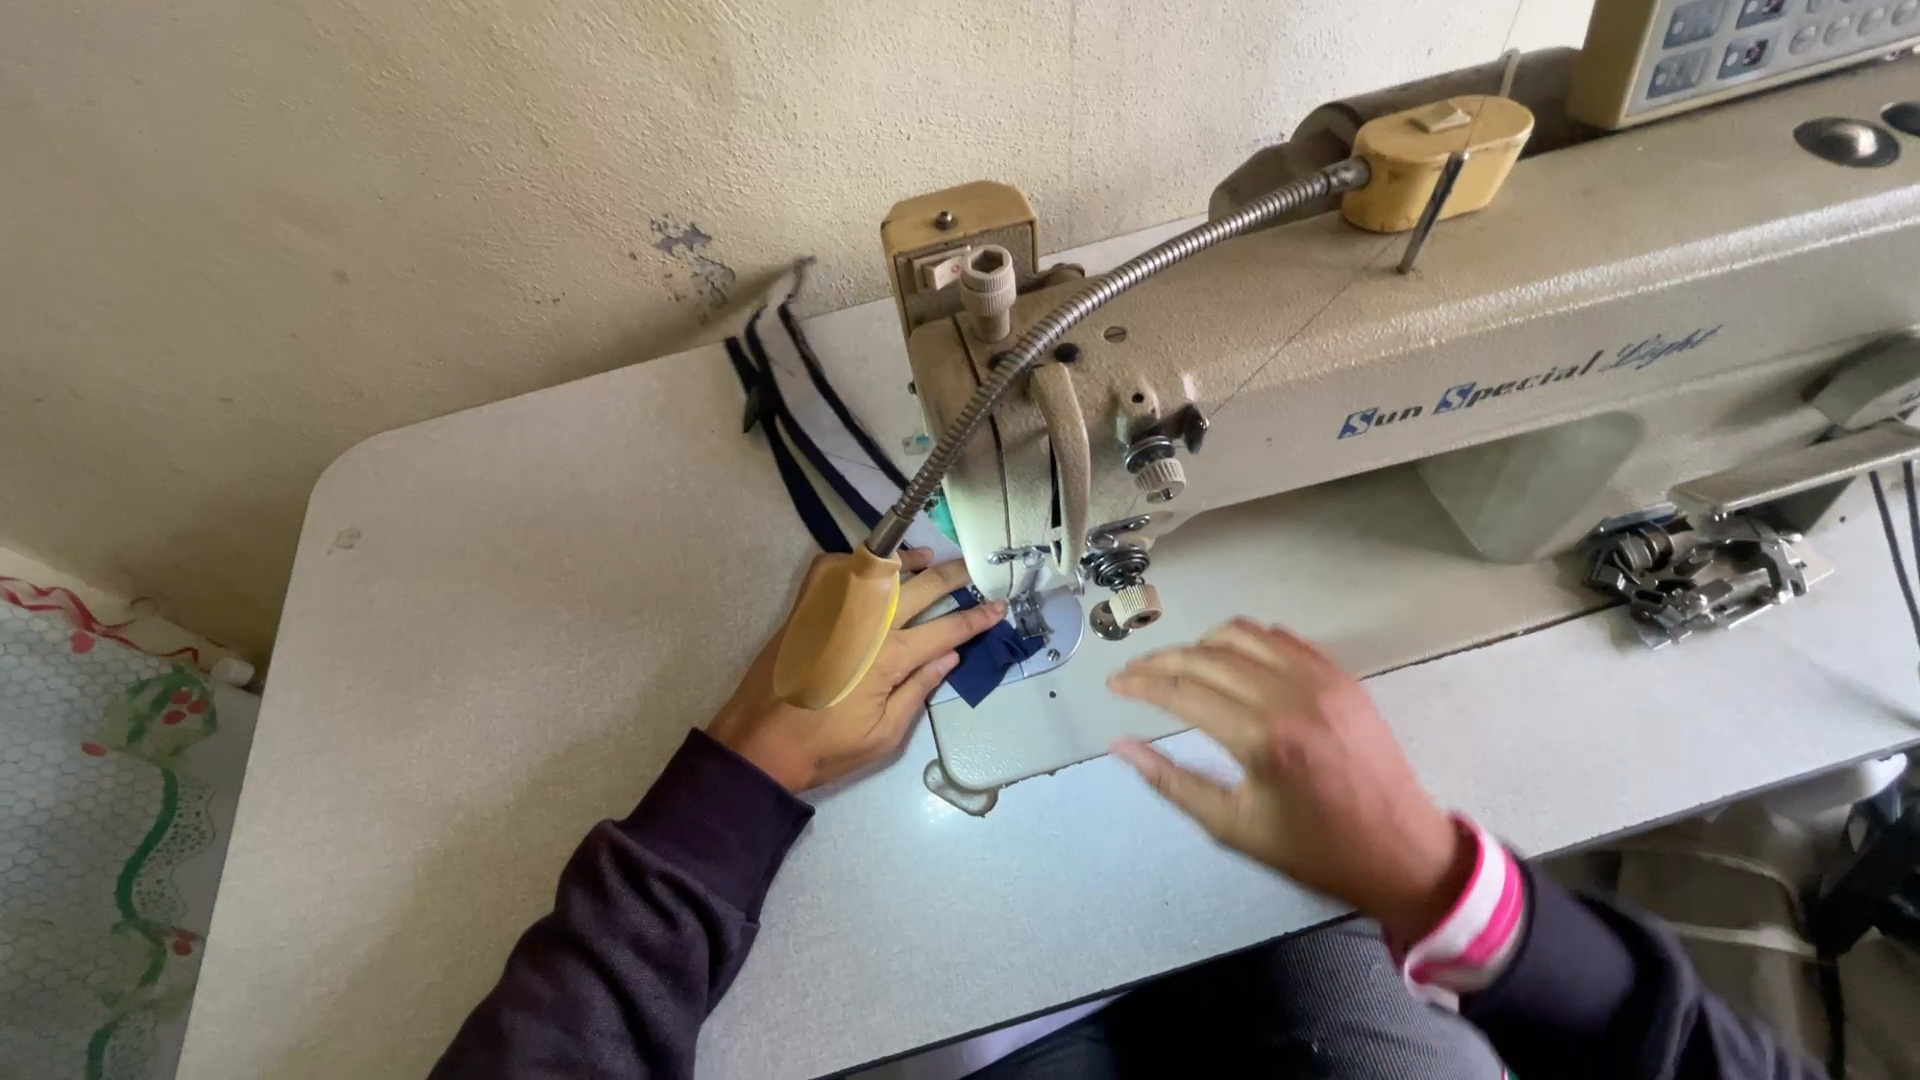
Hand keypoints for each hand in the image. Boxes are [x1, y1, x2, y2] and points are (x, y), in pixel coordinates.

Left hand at [708, 549, 1003, 792]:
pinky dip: (853, 561)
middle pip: (919, 590)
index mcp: (888, 659)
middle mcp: (865, 626)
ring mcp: (832, 612)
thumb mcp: (883, 737)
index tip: (998, 606)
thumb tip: (949, 657)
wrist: (756, 745)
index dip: (976, 618)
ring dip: (908, 561)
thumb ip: (918, 692)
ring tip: (930, 557)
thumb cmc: (823, 749)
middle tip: (974, 569)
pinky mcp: (805, 611)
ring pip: (878, 571)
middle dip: (953, 577)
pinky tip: (869, 567)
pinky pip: (830, 570)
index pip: (946, 631)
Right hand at [1108, 619, 1474, 943]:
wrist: (1403, 851)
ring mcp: (1319, 678)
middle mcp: (1289, 695)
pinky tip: (1228, 662)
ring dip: (1198, 644)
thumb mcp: (1232, 827)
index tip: (1113, 683)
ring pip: (1239, 634)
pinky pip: (1278, 637)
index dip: (1139, 683)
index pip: (1181, 691)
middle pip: (1203, 656)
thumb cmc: (1313, 849)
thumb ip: (1171, 781)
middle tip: (1132, 673)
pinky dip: (1243, 641)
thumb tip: (1121, 746)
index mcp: (1262, 738)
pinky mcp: (1339, 675)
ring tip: (1177, 667)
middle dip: (1159, 661)